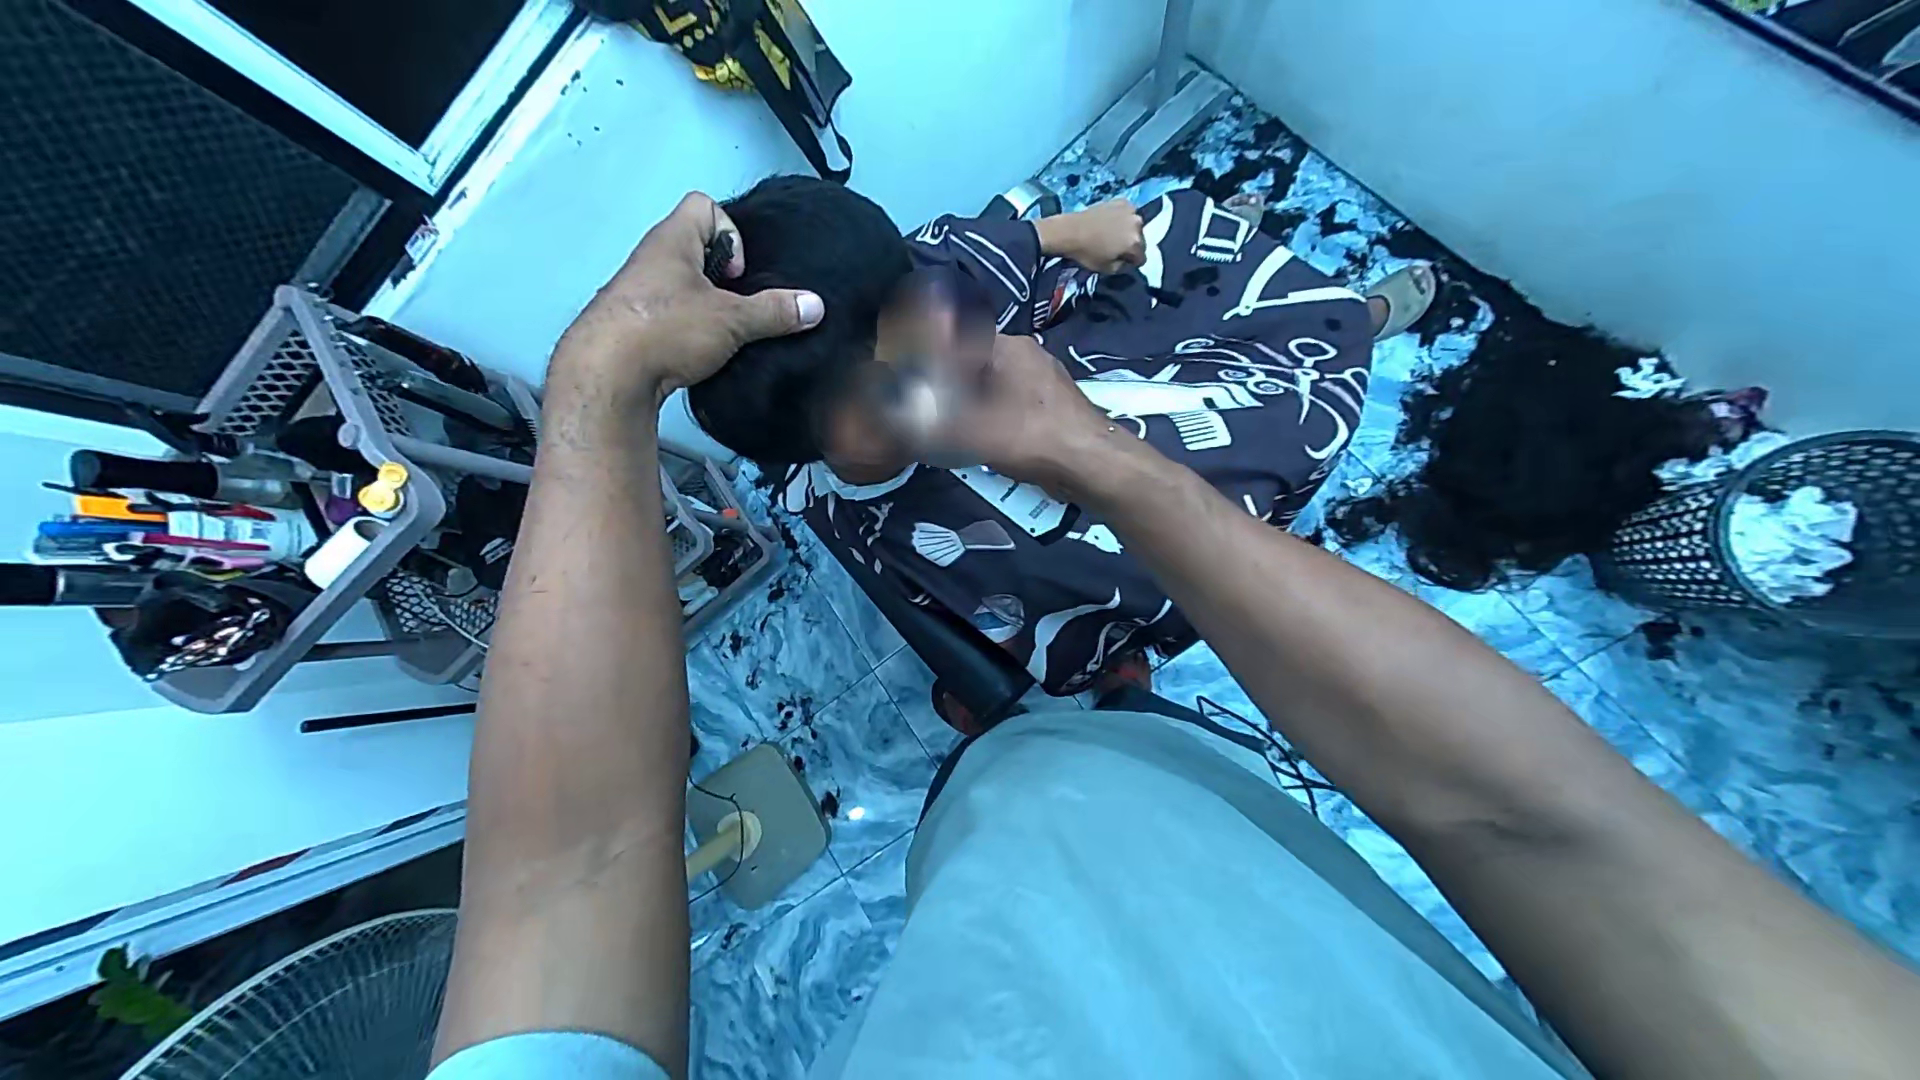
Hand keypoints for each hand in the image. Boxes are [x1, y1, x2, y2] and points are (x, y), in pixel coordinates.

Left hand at [552, 192, 824, 404]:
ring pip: (685, 285)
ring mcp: (639, 292)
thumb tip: (814, 305)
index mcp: (672, 240)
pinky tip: (699, 353)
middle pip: (698, 249)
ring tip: (720, 335)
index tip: (738, 274)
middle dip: (725, 277)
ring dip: (707, 306)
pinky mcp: (633, 325)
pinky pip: (671, 315)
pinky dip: (689, 329)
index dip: (731, 234)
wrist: (608, 376)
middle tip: (736, 307)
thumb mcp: (732, 320)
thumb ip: (776, 311)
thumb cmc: (665, 330)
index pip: (704, 206)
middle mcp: (651, 259)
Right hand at [914, 334, 1123, 493]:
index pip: (954, 337)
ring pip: (993, 384)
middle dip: (948, 385)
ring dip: (971, 403)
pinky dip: (993, 415)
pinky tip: (984, 437)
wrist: (1091, 464)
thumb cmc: (1028, 435)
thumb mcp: (968, 427)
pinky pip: (1011, 403)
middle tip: (927, 409)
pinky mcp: (1052, 404)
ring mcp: (1043, 378)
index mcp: (1006, 345)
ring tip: (951, 426)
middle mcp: (1026, 353)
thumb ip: (927, 418)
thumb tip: (898, 410)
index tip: (911, 380)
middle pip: (973, 362)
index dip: (928, 358)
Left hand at [1038, 198, 1145, 273]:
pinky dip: (1122, 218)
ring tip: (1112, 234)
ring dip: (1128, 231)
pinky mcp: (1122, 200)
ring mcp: (1131, 209)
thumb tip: (1129, 262)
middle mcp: (1138, 223)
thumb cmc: (1088, 253)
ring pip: (1135, 226)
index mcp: (1136, 242)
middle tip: (1116, 247)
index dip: (1132, 262)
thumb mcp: (1108, 269)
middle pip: (1140, 240)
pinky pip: (1128, 214)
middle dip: (1131, 245)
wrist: (1070, 231)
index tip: (1122, 261)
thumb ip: (1124, 267)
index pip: (1142, 258)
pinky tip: (1110, 222)